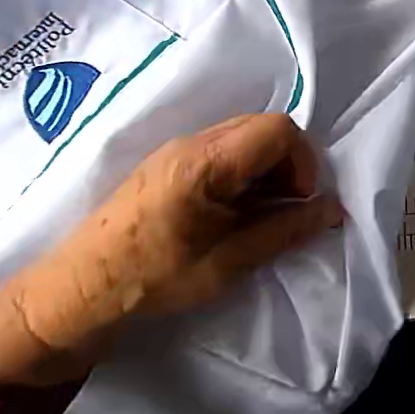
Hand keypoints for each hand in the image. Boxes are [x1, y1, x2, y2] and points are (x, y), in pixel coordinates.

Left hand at [0, 113, 342, 383]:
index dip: (302, 161)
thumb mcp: (229, 262)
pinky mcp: (166, 161)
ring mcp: (175, 148)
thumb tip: (333, 210)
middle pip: (261, 126)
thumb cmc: (154, 278)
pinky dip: (241, 172)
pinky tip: (231, 212)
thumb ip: (285, 231)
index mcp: (205, 163)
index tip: (298, 202)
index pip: (277, 128)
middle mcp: (190, 143)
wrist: (81, 287)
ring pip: (241, 136)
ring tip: (257, 216)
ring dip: (264, 169)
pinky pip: (219, 149)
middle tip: (282, 210)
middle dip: (286, 164)